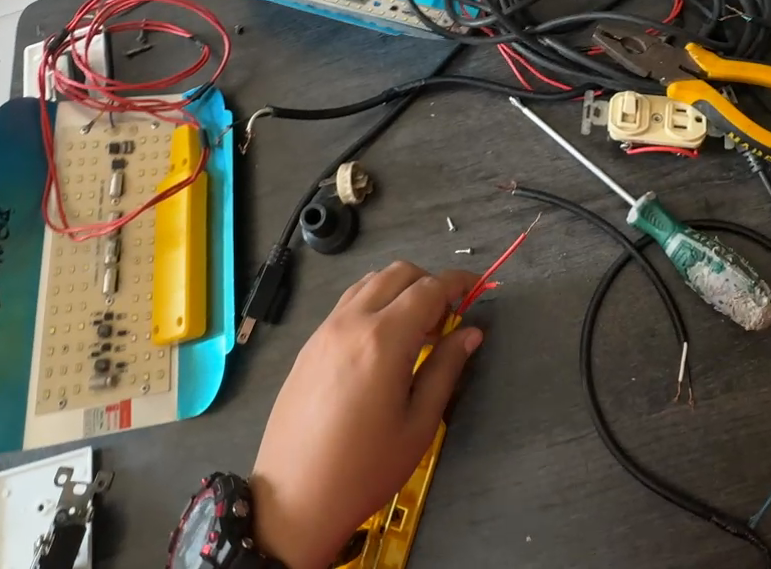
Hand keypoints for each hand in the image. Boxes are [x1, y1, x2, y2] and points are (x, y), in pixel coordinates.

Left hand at [251, 262, 482, 568]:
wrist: (293, 498)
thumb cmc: (365, 468)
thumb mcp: (419, 424)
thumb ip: (446, 369)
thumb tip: (471, 333)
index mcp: (384, 339)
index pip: (430, 288)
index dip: (458, 282)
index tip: (477, 289)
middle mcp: (353, 321)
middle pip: (399, 272)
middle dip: (430, 282)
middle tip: (446, 318)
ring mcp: (326, 328)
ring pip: (371, 281)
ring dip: (400, 288)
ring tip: (416, 328)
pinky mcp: (310, 342)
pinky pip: (349, 301)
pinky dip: (375, 301)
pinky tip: (383, 340)